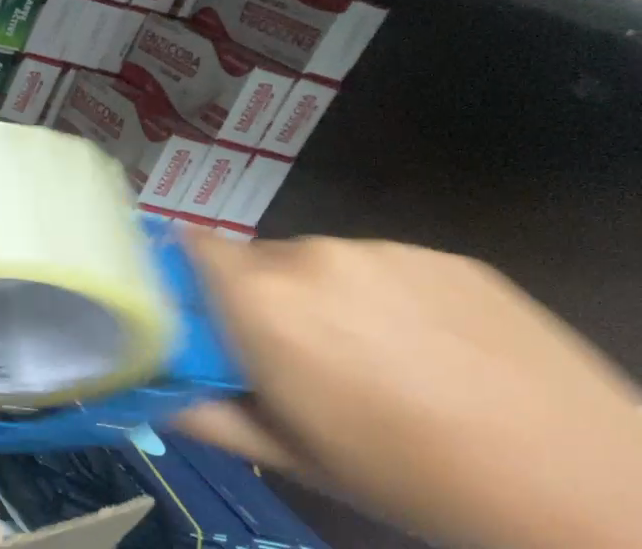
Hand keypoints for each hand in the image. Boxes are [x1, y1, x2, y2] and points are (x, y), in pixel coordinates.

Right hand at [176, 233, 641, 548]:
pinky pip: (389, 267)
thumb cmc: (410, 476)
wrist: (586, 487)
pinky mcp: (448, 256)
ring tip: (381, 358)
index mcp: (260, 300)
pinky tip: (435, 349)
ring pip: (325, 263)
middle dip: (265, 298)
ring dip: (329, 298)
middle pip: (260, 260)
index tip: (212, 318)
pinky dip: (392, 297)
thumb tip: (147, 386)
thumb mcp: (291, 456)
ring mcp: (385, 251)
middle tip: (302, 357)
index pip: (192, 245)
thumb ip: (203, 411)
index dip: (194, 277)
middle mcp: (310, 256)